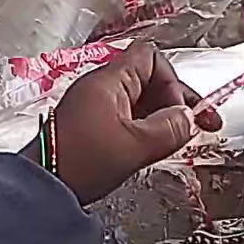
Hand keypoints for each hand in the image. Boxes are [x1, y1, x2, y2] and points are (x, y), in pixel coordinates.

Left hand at [47, 40, 220, 202]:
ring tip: (179, 138)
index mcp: (108, 82)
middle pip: (148, 79)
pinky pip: (127, 116)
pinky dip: (146, 127)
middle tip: (200, 125)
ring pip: (140, 100)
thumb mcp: (135, 146)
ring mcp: (94, 105)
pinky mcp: (91, 124)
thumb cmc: (81, 162)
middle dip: (176, 100)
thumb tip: (189, 118)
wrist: (43, 186)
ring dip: (163, 116)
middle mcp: (100, 88)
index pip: (150, 58)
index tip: (183, 110)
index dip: (173, 80)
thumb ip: (169, 129)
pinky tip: (155, 145)